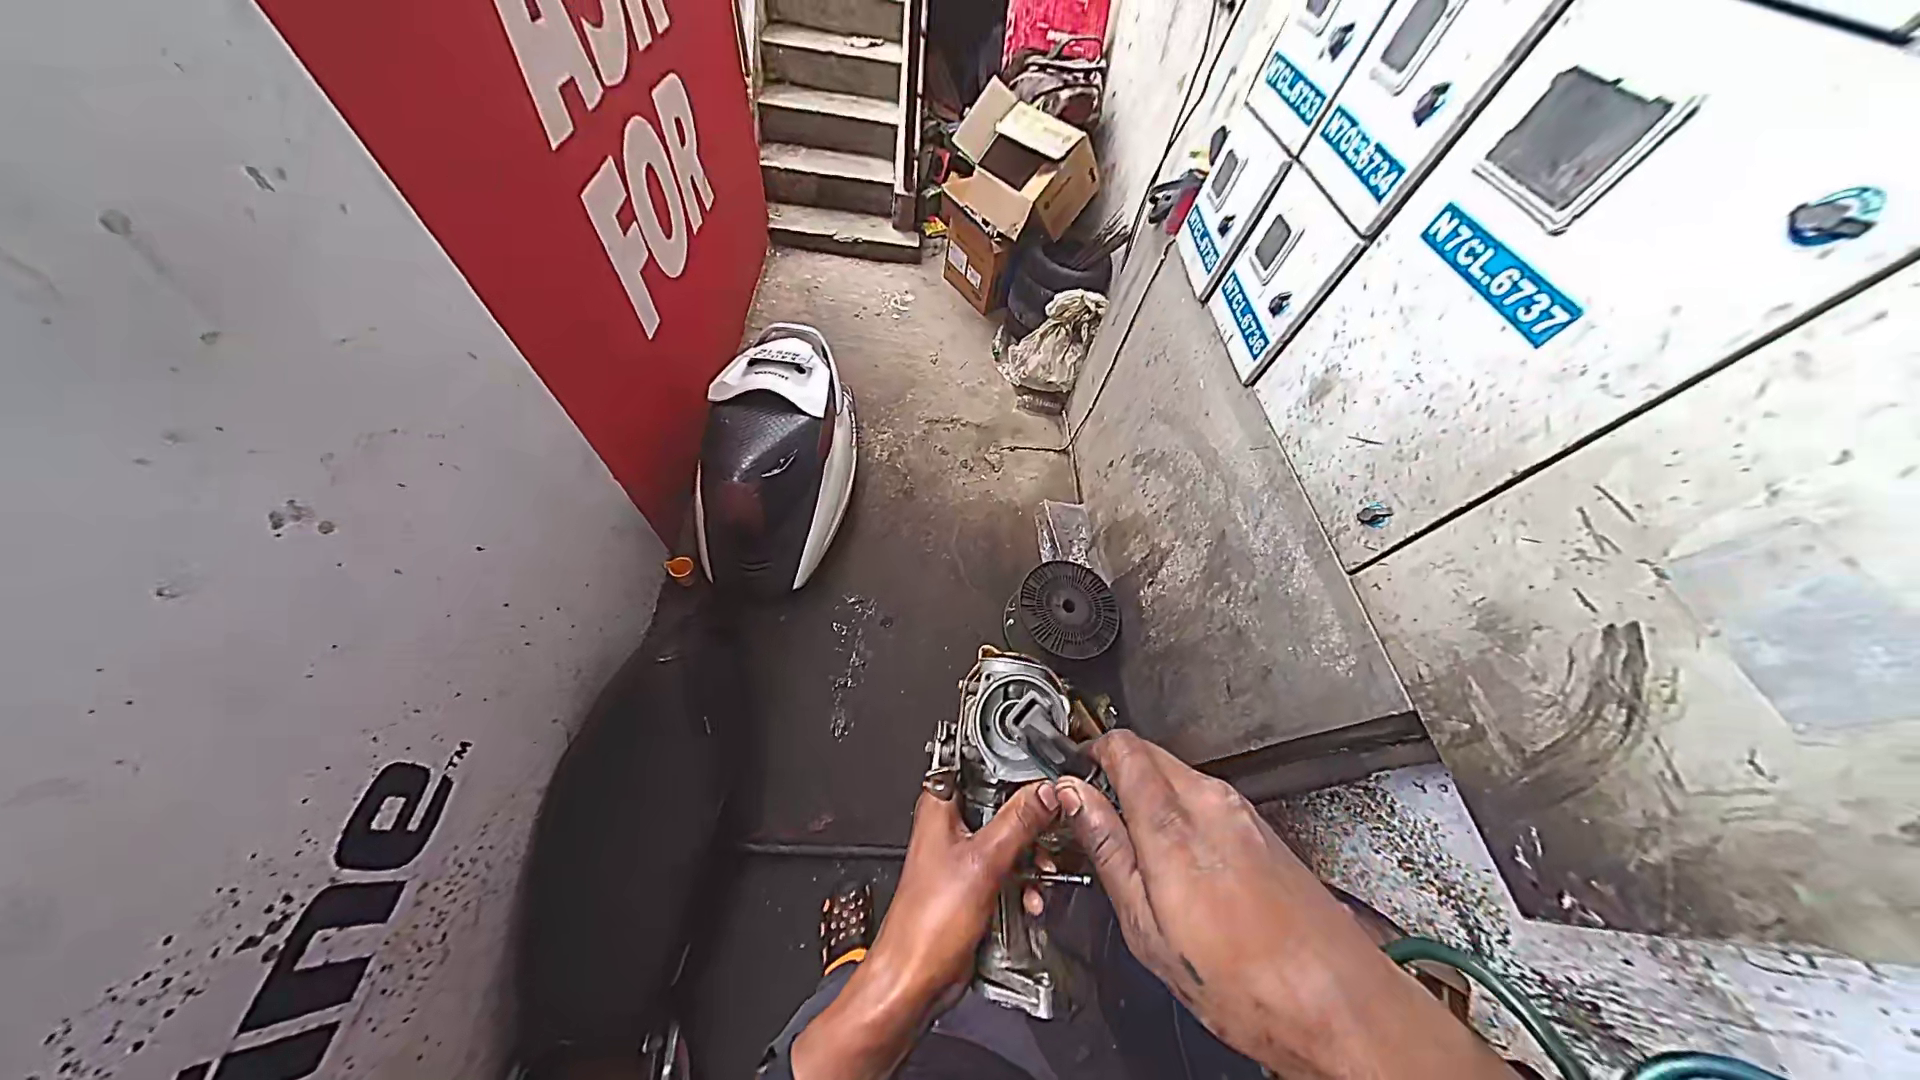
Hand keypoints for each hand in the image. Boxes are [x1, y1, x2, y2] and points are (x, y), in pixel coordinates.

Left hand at [792, 783, 1057, 1079]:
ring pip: (1008, 833)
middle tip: (1048, 828)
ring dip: (1030, 853)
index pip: (981, 764)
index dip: (1013, 768)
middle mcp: (950, 823)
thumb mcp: (984, 862)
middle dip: (1030, 819)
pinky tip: (1030, 894)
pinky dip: (1023, 877)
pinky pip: (1008, 864)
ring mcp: (963, 851)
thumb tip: (1045, 791)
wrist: (916, 979)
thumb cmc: (926, 924)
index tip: (1042, 779)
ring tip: (1039, 870)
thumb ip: (1018, 821)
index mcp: (941, 804)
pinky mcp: (974, 878)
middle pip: (1001, 799)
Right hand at [1057, 731, 1511, 1079]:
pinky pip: (1204, 795)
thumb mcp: (1147, 926)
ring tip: (1137, 842)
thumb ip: (1107, 848)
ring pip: (1175, 773)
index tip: (1076, 770)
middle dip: (1115, 767)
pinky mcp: (1260, 825)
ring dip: (1147, 790)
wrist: (1341, 1005)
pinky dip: (1178, 808)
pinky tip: (1180, 859)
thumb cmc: (1248, 981)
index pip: (1122, 747)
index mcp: (1172, 823)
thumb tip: (1077, 802)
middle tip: (1096, 805)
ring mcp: (1240, 810)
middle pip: (1148, 752)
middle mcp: (1210, 801)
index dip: (1091, 751)